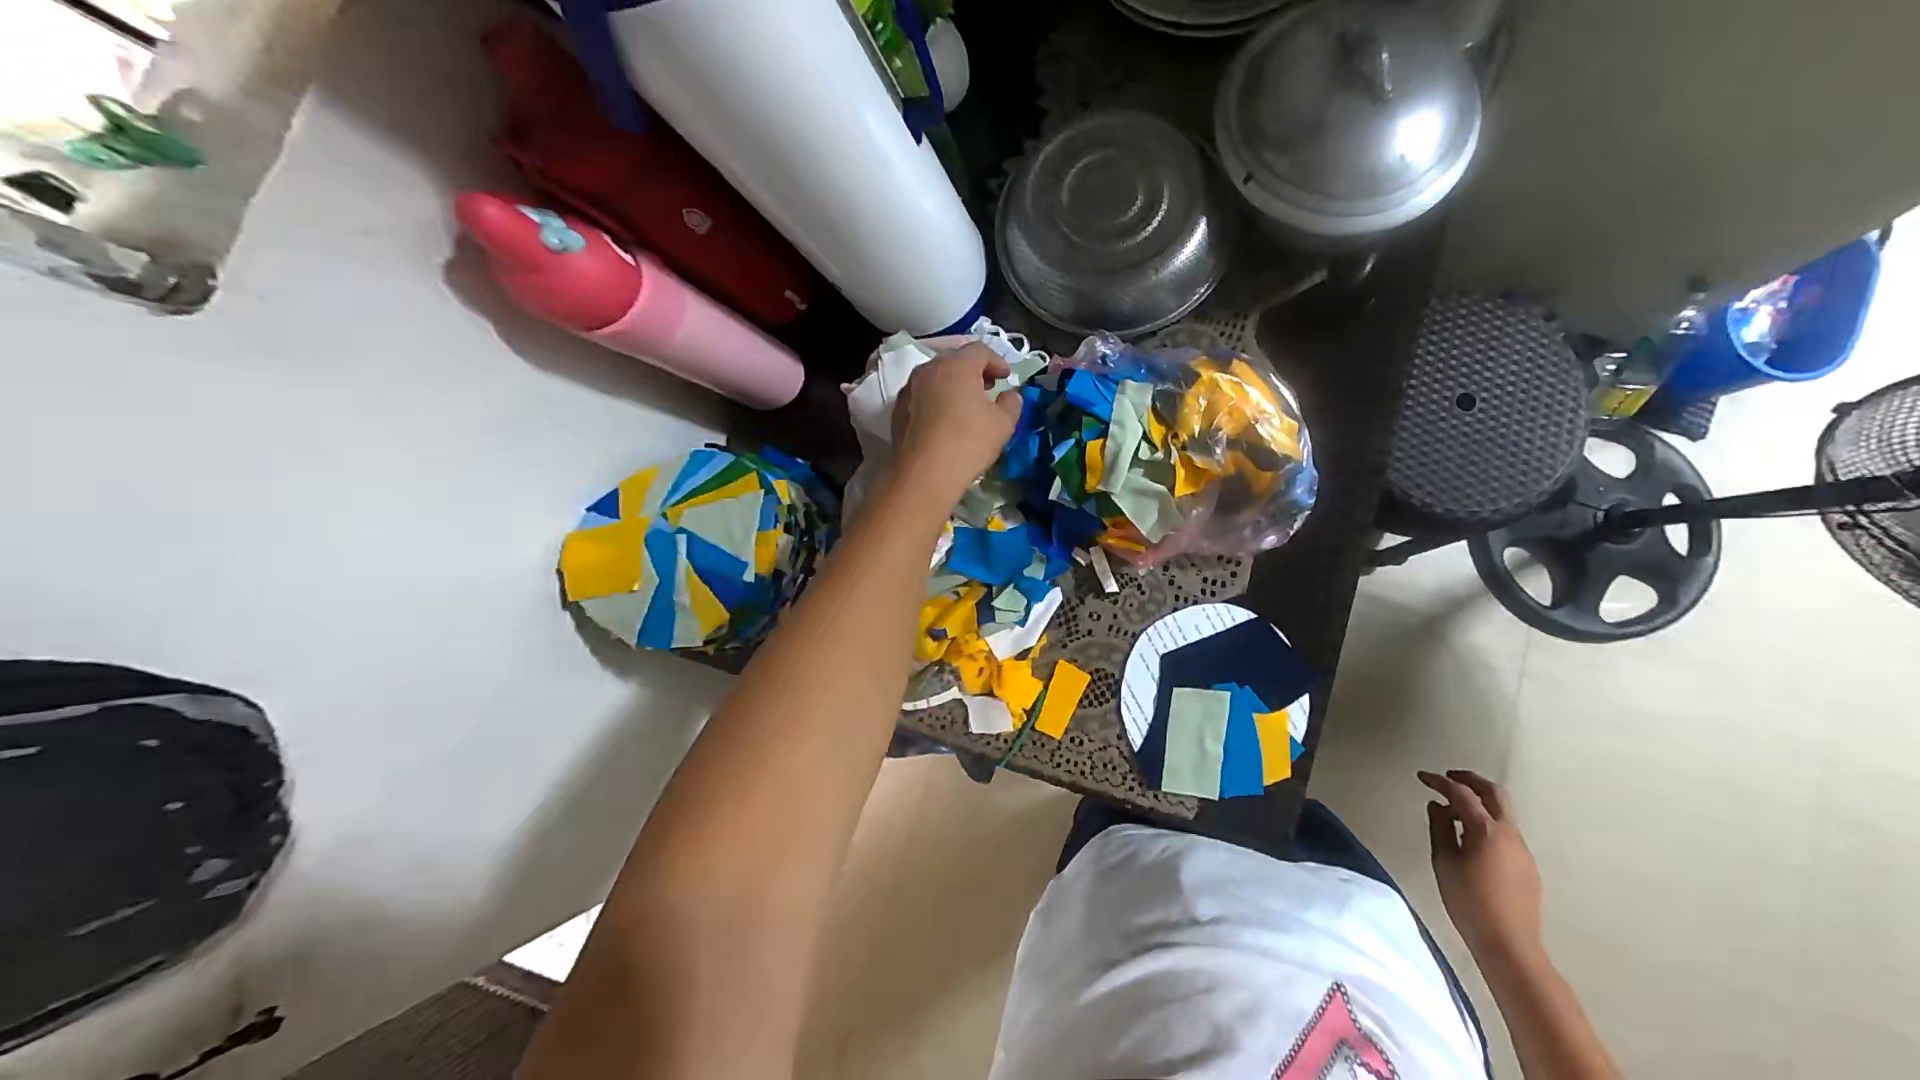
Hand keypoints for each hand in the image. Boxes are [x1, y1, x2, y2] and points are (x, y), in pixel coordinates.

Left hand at [892, 343, 1023, 502]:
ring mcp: (909, 388)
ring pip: (935, 377)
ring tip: (965, 403)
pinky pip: (922, 395)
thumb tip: (1010, 396)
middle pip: (954, 360)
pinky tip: (944, 419)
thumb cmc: (968, 443)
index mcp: (957, 365)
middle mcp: (929, 369)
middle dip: (973, 370)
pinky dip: (936, 399)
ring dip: (953, 384)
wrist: (924, 474)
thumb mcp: (1003, 424)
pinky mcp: (897, 409)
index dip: (997, 361)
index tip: (1006, 377)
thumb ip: (1011, 403)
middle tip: (987, 386)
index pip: (980, 350)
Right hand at [1421, 769, 1543, 967]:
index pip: (1461, 794)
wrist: (1508, 942)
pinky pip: (1505, 831)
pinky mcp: (1526, 865)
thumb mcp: (1443, 860)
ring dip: (1479, 801)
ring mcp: (1522, 850)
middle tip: (1447, 777)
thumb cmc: (1467, 900)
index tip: (1422, 777)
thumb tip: (1437, 806)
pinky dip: (1486, 820)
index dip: (1439, 782)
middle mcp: (1510, 834)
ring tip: (1453, 808)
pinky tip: (1469, 835)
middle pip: (1494, 793)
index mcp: (1487, 830)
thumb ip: (1440, 828)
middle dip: (1470, 780)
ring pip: (1502, 812)